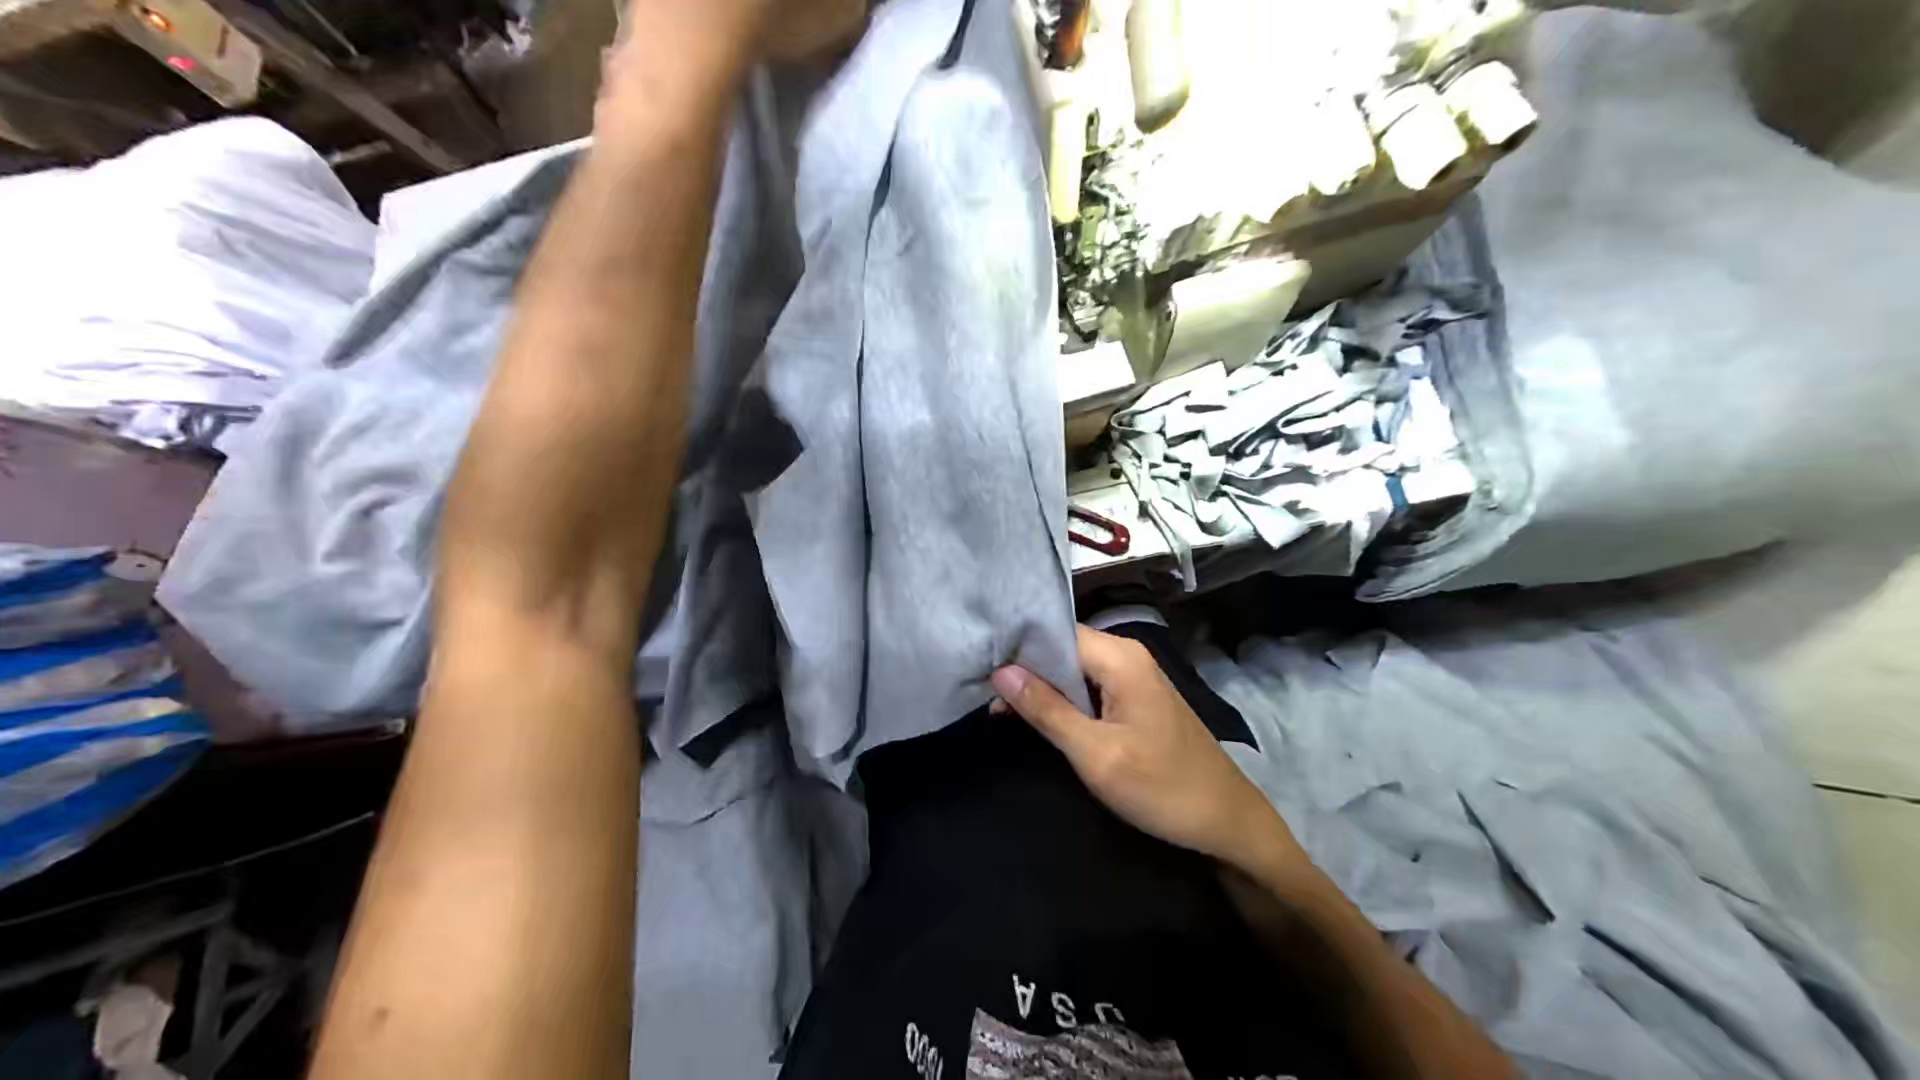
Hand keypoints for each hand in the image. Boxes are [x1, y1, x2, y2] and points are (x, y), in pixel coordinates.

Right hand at [992, 625, 1303, 872]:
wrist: (1225, 822)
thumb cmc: (1160, 787)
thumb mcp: (1095, 753)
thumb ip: (1046, 709)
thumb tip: (1000, 671)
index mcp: (1120, 657)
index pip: (1055, 633)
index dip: (1017, 648)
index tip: (980, 664)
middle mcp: (1127, 655)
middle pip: (1063, 647)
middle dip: (1025, 668)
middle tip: (983, 692)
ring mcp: (1134, 676)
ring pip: (1074, 668)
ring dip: (1041, 686)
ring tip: (998, 705)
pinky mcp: (1135, 698)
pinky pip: (1090, 686)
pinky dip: (1063, 699)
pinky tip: (1036, 715)